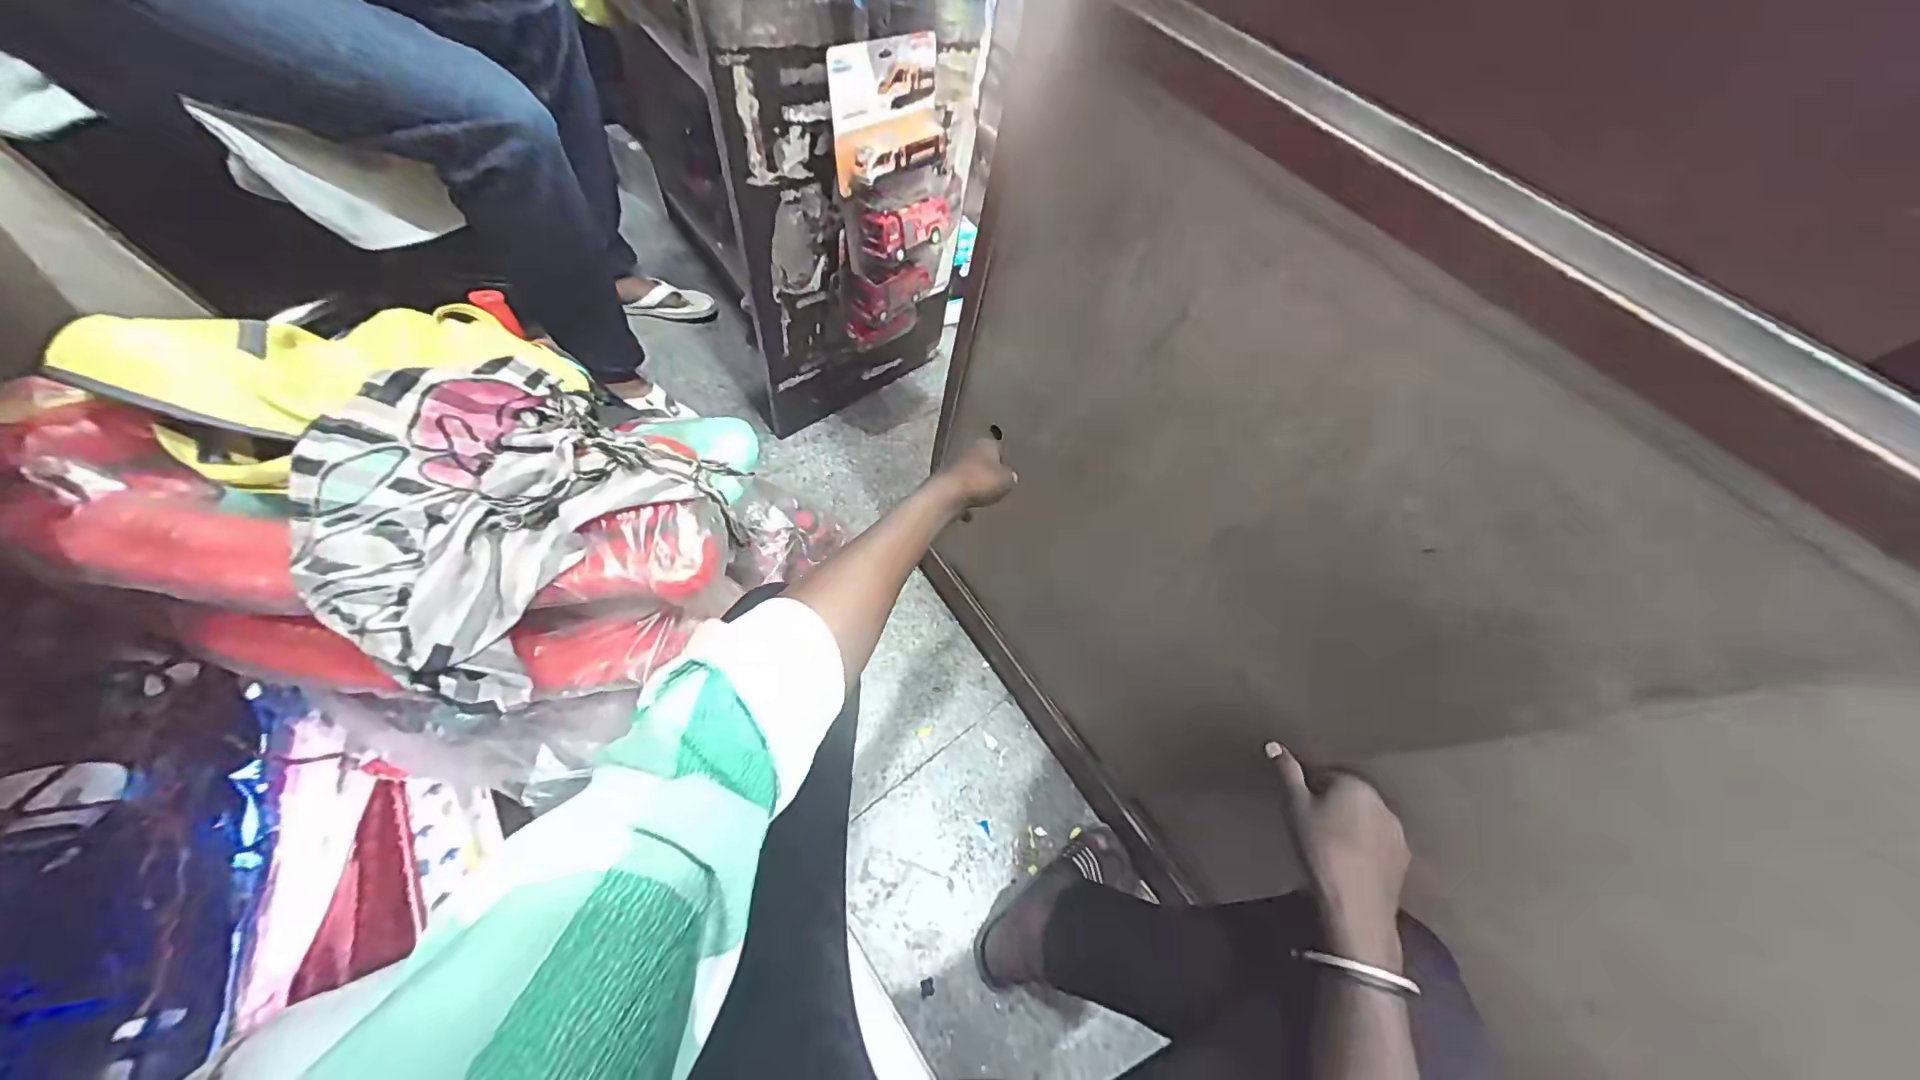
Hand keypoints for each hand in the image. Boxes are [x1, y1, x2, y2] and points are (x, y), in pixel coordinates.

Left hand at [934, 436, 1017, 510]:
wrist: (948, 495)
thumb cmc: (981, 482)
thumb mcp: (1007, 480)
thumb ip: (1011, 477)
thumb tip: (1011, 476)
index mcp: (986, 444)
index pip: (998, 447)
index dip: (1004, 460)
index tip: (1008, 473)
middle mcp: (968, 450)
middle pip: (982, 461)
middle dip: (988, 473)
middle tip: (997, 487)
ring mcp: (953, 466)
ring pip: (969, 476)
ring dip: (974, 486)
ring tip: (983, 500)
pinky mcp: (943, 482)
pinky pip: (957, 492)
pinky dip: (962, 501)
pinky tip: (967, 513)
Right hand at [1268, 742, 1408, 966]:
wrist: (1355, 904)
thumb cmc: (1319, 848)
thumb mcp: (1294, 807)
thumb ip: (1287, 773)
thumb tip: (1274, 744)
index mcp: (1355, 784)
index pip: (1324, 774)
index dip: (1307, 791)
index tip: (1299, 810)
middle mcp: (1381, 802)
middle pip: (1347, 795)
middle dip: (1331, 805)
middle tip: (1311, 826)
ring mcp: (1397, 831)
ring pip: (1364, 818)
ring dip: (1349, 824)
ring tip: (1330, 846)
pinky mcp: (1403, 857)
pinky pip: (1377, 841)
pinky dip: (1364, 845)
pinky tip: (1349, 862)